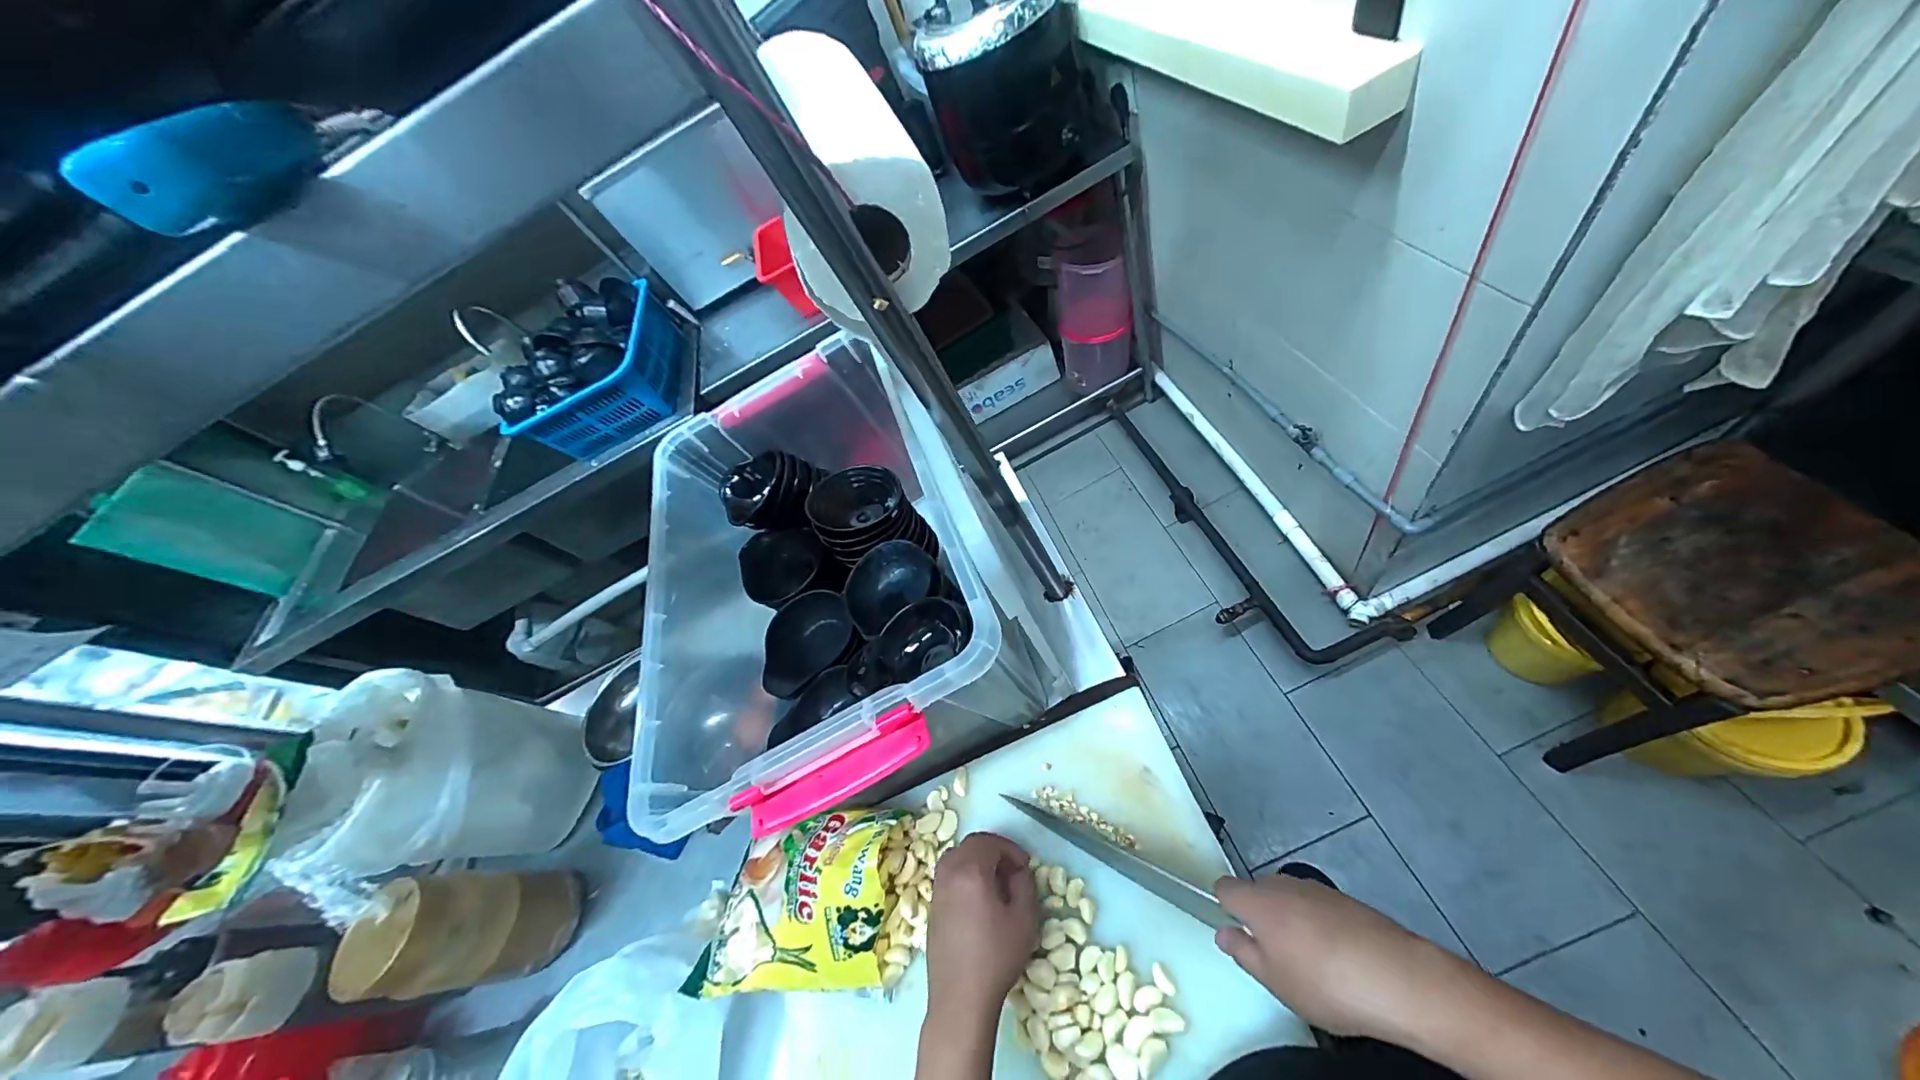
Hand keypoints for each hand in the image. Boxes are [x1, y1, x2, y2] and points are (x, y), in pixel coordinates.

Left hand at [925, 832, 1039, 1020]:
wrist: (960, 997)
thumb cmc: (996, 956)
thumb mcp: (1024, 918)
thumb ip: (1024, 884)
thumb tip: (1017, 870)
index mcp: (969, 870)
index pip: (988, 842)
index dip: (1009, 848)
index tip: (1024, 866)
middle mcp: (948, 873)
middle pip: (969, 846)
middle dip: (993, 851)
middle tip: (1012, 871)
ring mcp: (936, 891)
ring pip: (955, 859)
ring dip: (976, 862)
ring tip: (996, 884)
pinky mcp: (932, 908)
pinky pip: (948, 877)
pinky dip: (964, 876)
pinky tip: (979, 901)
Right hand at [1213, 873, 1468, 1043]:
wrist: (1401, 979)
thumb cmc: (1325, 983)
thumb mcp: (1275, 981)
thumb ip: (1243, 953)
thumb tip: (1225, 933)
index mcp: (1258, 901)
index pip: (1225, 887)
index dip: (1226, 908)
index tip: (1239, 934)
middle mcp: (1284, 884)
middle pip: (1259, 891)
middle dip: (1261, 916)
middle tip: (1276, 956)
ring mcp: (1319, 889)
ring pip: (1291, 898)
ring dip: (1292, 920)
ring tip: (1313, 962)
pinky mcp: (1349, 900)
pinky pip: (1320, 907)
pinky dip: (1321, 925)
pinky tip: (1341, 959)